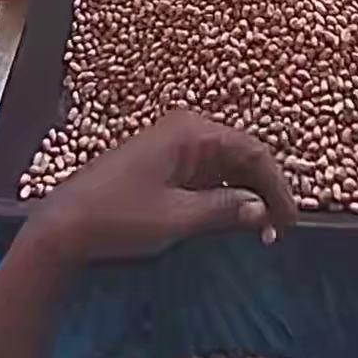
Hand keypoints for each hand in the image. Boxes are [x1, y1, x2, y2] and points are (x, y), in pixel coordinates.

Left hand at [30, 111, 298, 262]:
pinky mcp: (167, 160)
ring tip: (262, 228)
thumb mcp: (177, 217)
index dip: (276, 184)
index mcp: (193, 131)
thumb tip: (262, 210)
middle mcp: (188, 128)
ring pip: (227, 163)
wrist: (67, 222)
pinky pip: (208, 170)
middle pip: (242, 153)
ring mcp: (177, 143)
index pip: (251, 150)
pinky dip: (225, 192)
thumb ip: (224, 209)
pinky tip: (234, 215)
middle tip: (278, 228)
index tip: (290, 220)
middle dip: (263, 188)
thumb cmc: (122, 214)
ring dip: (246, 192)